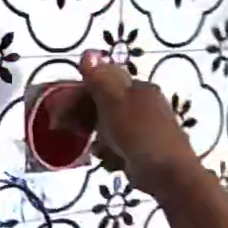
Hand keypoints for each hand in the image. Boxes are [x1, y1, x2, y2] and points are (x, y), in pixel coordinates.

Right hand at [76, 49, 204, 193]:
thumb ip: (98, 79)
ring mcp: (147, 128)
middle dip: (83, 116)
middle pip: (104, 104)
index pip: (101, 84)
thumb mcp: (113, 102)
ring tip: (90, 148)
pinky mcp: (146, 150)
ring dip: (96, 136)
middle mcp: (145, 104)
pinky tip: (106, 160)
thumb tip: (88, 52)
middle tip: (65, 130)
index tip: (59, 113)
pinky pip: (119, 145)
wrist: (168, 175)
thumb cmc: (138, 134)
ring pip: (110, 126)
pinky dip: (109, 151)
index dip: (77, 96)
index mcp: (138, 89)